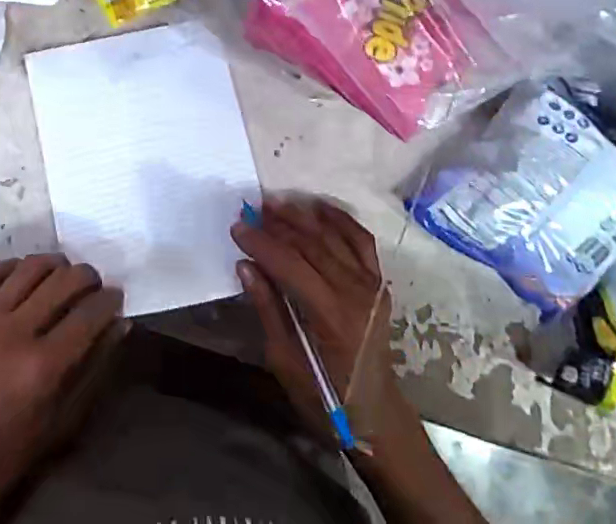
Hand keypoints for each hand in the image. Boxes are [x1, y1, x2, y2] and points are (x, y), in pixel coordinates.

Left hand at [0, 255, 124, 523]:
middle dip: (88, 277)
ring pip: (29, 267)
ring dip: (55, 265)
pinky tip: (25, 275)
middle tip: (94, 284)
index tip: (116, 297)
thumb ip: (93, 370)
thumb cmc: (3, 455)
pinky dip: (15, 267)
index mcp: (42, 367)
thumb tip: (119, 325)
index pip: (89, 314)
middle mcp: (14, 333)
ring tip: (63, 274)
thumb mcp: (59, 425)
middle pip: (63, 281)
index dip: (110, 301)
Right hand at [230, 198, 401, 443]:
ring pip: (332, 236)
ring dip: (301, 216)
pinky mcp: (378, 280)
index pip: (290, 265)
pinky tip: (316, 207)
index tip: (237, 227)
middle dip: (277, 225)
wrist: (375, 412)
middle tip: (250, 210)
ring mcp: (371, 283)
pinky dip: (338, 219)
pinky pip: (359, 239)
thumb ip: (268, 309)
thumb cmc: (326, 397)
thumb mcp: (285, 361)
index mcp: (331, 316)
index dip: (262, 244)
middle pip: (311, 245)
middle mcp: (355, 292)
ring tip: (274, 203)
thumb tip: (247, 266)